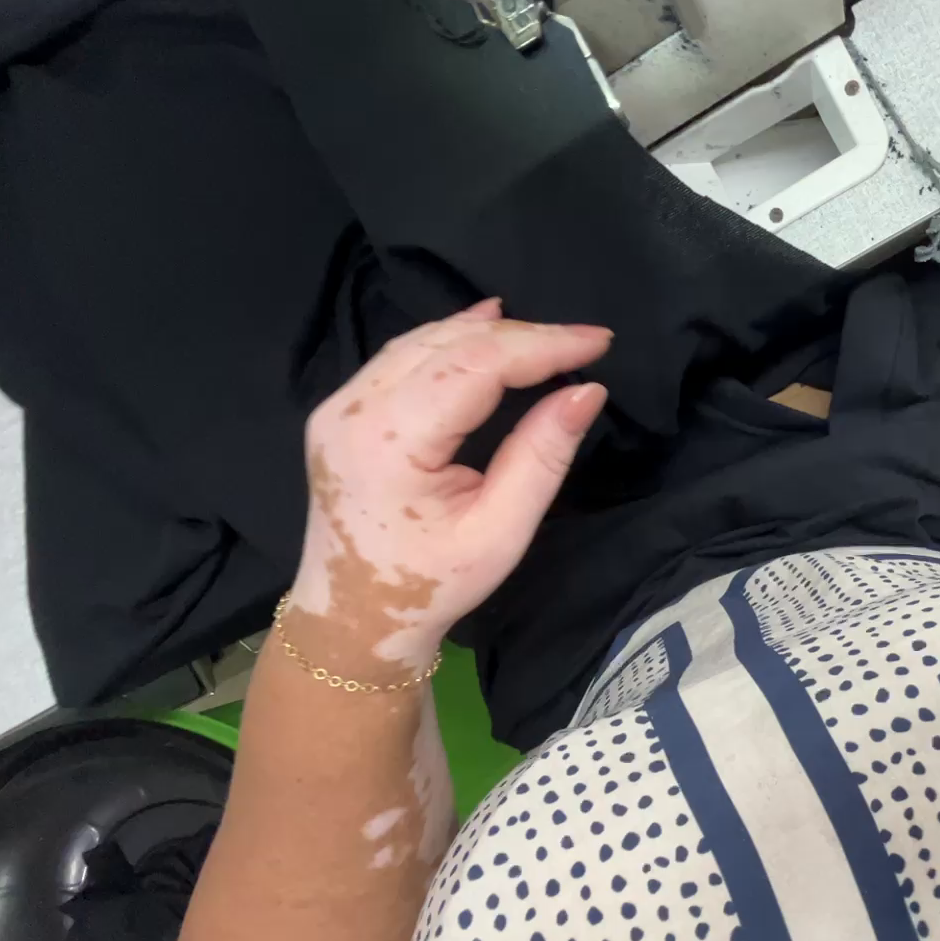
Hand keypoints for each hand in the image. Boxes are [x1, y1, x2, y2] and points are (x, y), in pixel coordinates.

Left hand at [280, 299, 610, 681]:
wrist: (355, 615)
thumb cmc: (433, 582)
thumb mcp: (502, 530)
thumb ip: (543, 455)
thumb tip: (587, 392)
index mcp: (390, 443)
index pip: (476, 365)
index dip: (542, 345)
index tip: (599, 341)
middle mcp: (353, 410)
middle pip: (450, 344)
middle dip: (525, 335)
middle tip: (585, 341)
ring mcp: (340, 406)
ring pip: (425, 341)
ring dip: (492, 333)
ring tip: (550, 336)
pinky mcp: (344, 410)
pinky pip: (405, 354)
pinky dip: (454, 338)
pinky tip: (486, 325)